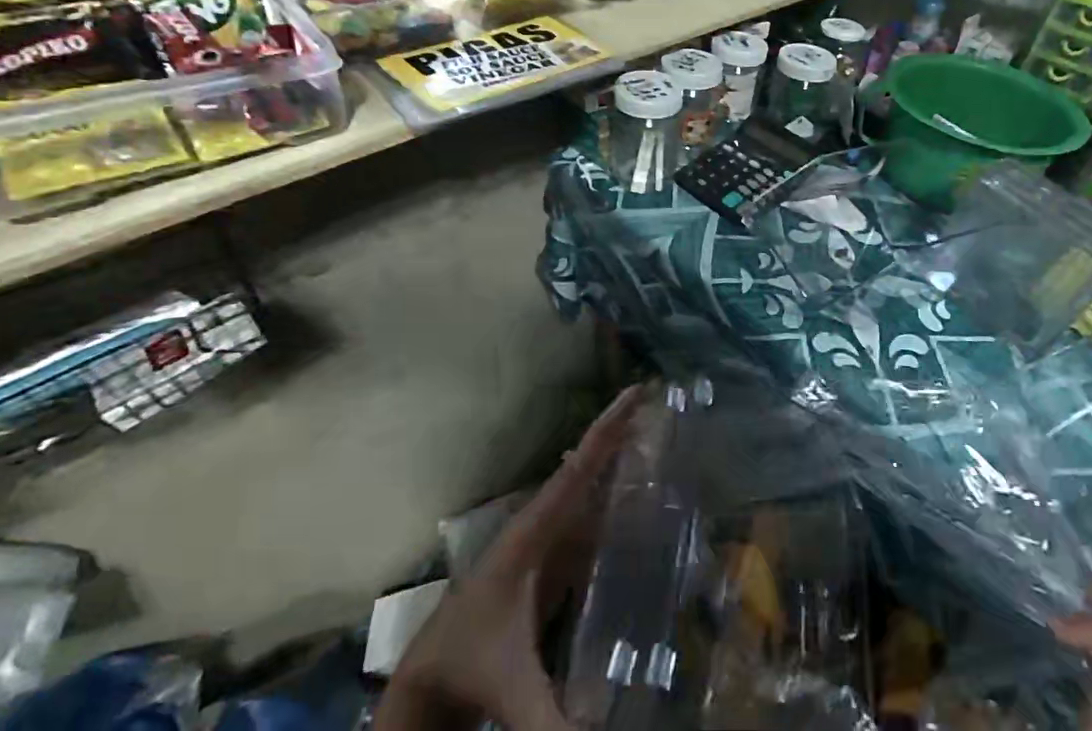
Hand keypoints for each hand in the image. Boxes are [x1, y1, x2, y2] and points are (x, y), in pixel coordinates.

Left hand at [377, 385, 645, 730]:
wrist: (431, 681)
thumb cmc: (468, 667)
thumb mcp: (514, 686)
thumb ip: (555, 719)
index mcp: (533, 534)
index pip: (577, 470)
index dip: (608, 429)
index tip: (637, 392)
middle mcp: (541, 527)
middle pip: (586, 470)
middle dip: (621, 436)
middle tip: (661, 406)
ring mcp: (544, 546)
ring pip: (587, 494)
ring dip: (618, 468)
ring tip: (657, 443)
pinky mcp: (549, 568)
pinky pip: (588, 525)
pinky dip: (612, 507)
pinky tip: (637, 508)